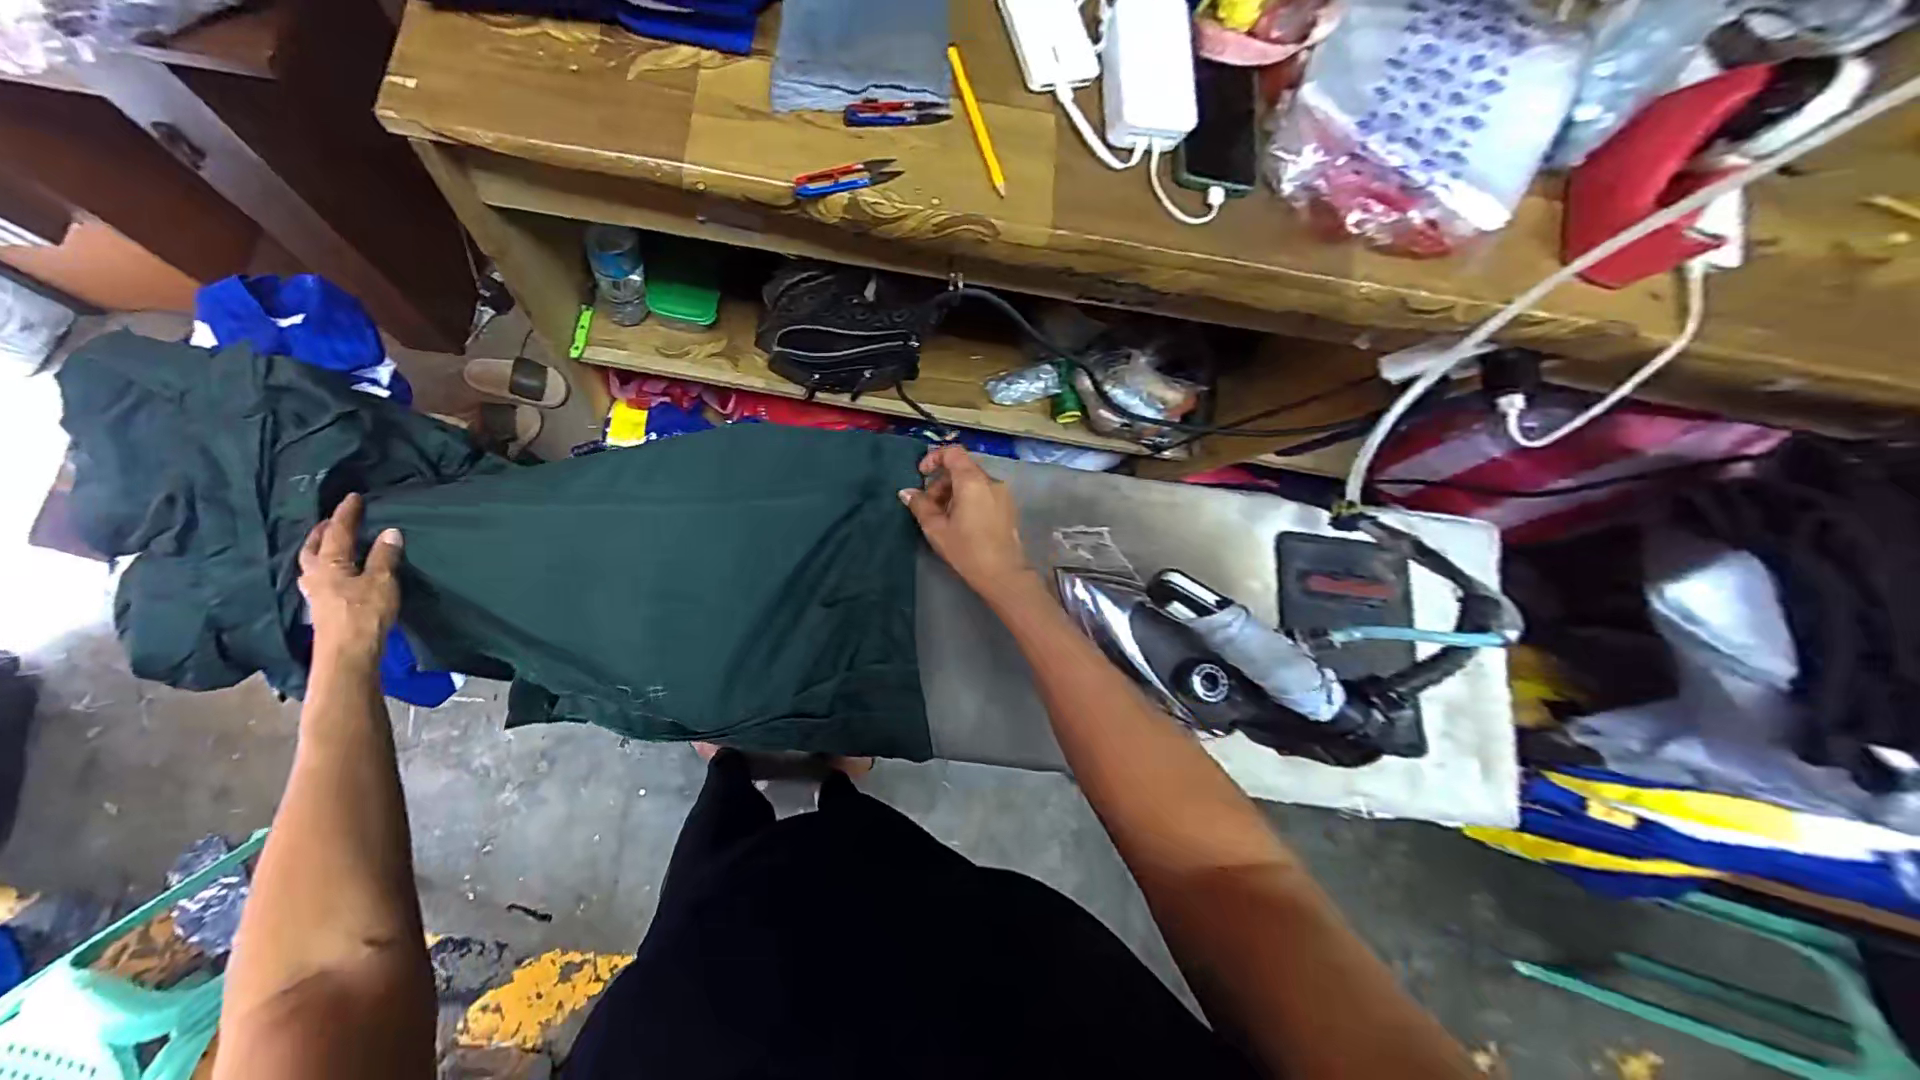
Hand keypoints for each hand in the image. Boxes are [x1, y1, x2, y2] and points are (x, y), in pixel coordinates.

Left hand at [299, 493, 402, 664]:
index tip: (353, 497)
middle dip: (325, 530)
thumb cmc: (364, 614)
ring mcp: (315, 591)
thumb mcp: (382, 582)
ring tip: (332, 541)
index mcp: (330, 563)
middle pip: (315, 546)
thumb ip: (385, 556)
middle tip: (335, 519)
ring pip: (313, 562)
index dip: (347, 514)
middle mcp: (316, 574)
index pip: (339, 532)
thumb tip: (389, 531)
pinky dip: (326, 566)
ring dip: (321, 548)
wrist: (347, 653)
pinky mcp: (322, 605)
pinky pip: (319, 576)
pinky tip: (334, 571)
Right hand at [900, 446, 1036, 602]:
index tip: (922, 474)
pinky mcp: (1008, 507)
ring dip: (954, 492)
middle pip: (962, 468)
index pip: (953, 453)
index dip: (934, 458)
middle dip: (942, 482)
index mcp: (972, 481)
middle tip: (929, 505)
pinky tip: (961, 522)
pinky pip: (984, 493)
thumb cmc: (967, 550)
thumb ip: (920, 505)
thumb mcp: (936, 529)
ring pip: (973, 482)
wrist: (1003, 574)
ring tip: (943, 517)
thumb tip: (907, 492)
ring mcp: (1003, 494)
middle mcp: (991, 481)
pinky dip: (969, 499)